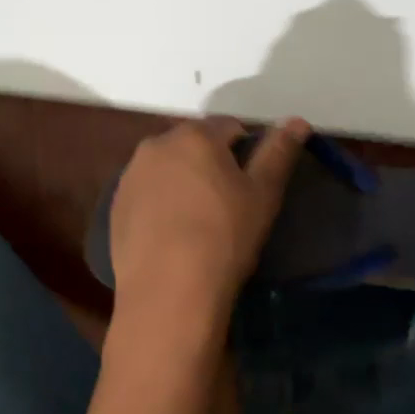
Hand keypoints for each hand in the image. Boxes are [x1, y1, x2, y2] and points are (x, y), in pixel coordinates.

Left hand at [110, 117, 309, 313]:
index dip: (245, 150)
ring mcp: (130, 176)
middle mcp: (156, 145)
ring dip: (183, 181)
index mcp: (194, 135)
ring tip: (198, 220)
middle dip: (210, 162)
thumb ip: (279, 152)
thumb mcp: (263, 194)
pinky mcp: (116, 206)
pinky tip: (172, 234)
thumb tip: (298, 120)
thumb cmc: (224, 237)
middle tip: (227, 202)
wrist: (168, 293)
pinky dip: (160, 203)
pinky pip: (146, 193)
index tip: (252, 183)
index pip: (228, 126)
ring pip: (167, 168)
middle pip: (193, 144)